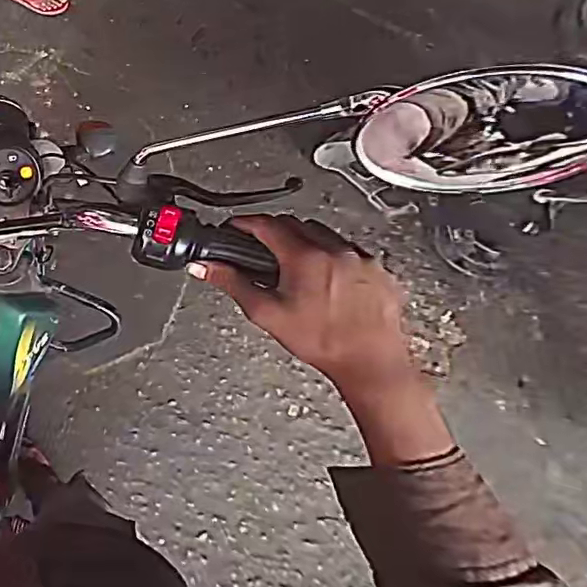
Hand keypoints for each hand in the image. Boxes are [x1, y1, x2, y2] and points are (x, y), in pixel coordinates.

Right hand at [190, 214, 451, 465]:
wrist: (371, 363)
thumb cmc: (324, 342)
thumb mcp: (266, 313)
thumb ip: (232, 283)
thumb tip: (206, 268)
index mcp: (305, 257)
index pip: (267, 224)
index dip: (245, 223)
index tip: (236, 226)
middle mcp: (336, 251)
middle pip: (296, 223)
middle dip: (273, 229)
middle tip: (259, 245)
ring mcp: (361, 259)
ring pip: (324, 234)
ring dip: (304, 239)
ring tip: (292, 263)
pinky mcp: (379, 270)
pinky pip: (349, 249)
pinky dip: (332, 254)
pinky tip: (325, 276)